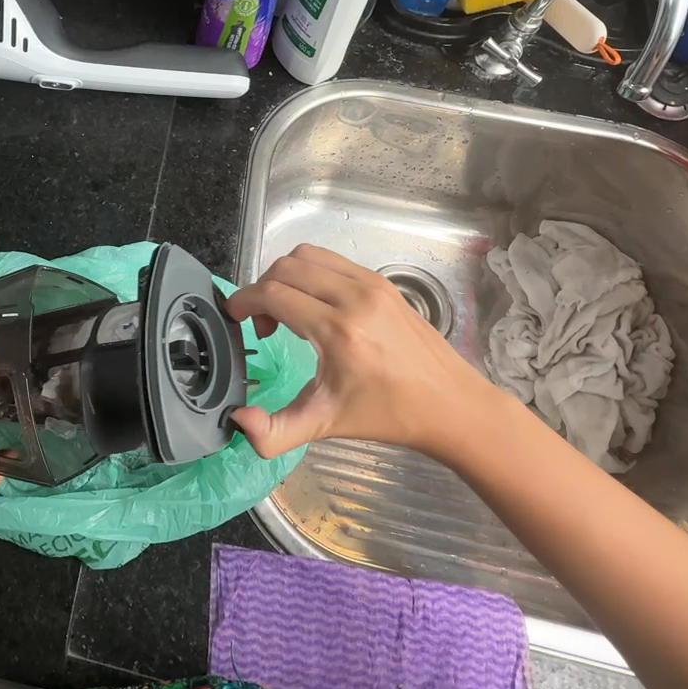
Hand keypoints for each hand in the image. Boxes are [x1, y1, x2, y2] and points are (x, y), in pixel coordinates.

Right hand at [226, 244, 501, 462]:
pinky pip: (331, 260)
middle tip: (264, 324)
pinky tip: (315, 306)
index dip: (244, 302)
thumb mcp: (325, 425)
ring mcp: (371, 284)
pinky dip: (310, 274)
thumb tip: (237, 420)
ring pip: (307, 256)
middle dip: (261, 290)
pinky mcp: (383, 282)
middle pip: (285, 268)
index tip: (235, 318)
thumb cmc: (387, 415)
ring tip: (288, 312)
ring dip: (284, 277)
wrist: (451, 405)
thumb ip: (274, 432)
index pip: (273, 294)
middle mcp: (354, 298)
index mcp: (338, 331)